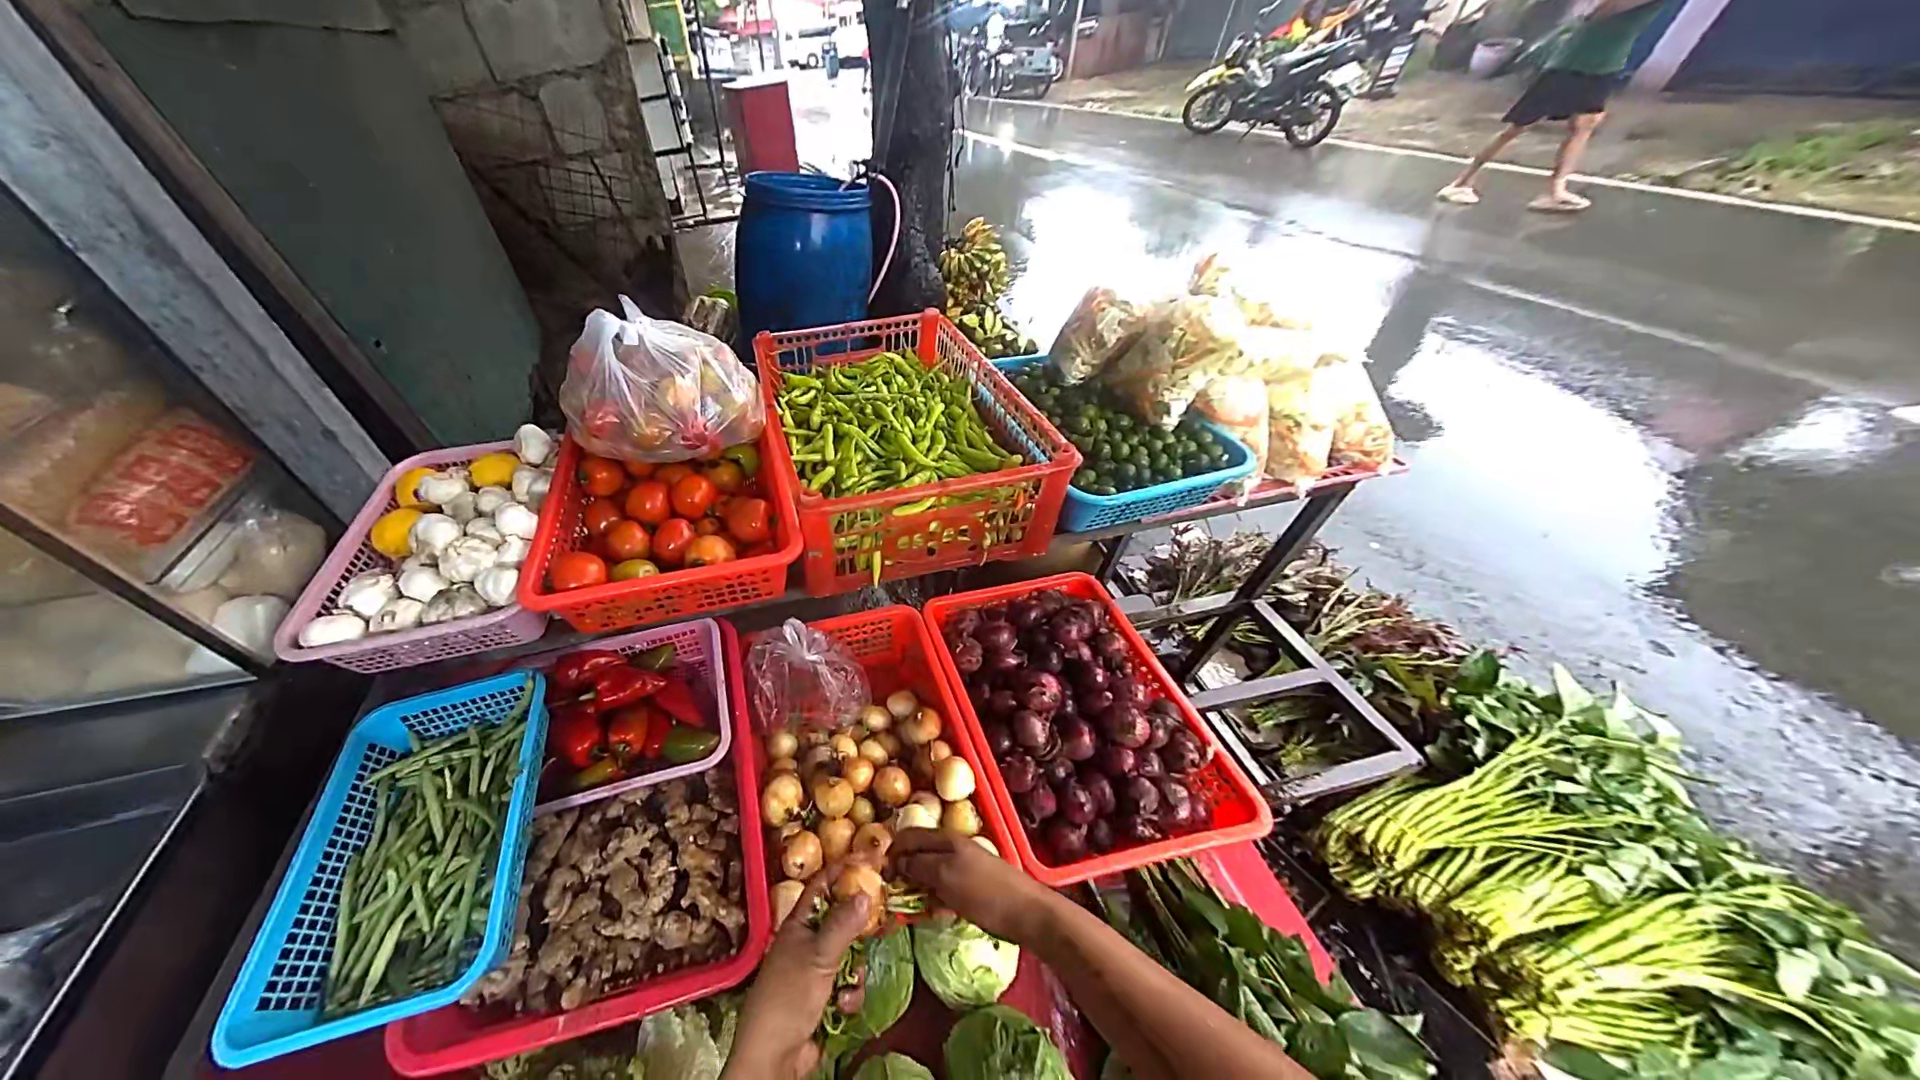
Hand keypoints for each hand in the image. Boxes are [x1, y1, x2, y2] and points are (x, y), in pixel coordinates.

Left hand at [723, 871, 868, 1079]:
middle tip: (879, 922)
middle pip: (841, 919)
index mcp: (798, 924)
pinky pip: (848, 983)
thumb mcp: (819, 956)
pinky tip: (843, 1007)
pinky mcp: (824, 996)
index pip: (822, 885)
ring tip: (850, 983)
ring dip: (854, 970)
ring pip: (850, 953)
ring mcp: (815, 970)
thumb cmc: (789, 997)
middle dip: (859, 927)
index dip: (842, 869)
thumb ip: (844, 924)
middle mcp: (807, 942)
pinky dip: (850, 994)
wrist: (774, 1058)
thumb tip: (866, 892)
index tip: (869, 859)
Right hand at [891, 828, 1060, 942]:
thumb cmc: (986, 893)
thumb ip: (920, 865)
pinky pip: (943, 889)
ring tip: (911, 909)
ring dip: (918, 890)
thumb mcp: (947, 876)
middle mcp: (952, 849)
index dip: (890, 852)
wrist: (1027, 913)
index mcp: (945, 839)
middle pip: (917, 855)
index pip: (907, 836)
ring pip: (928, 875)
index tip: (877, 875)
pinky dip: (935, 900)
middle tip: (890, 896)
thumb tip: (897, 861)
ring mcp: (962, 867)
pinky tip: (935, 915)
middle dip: (902, 873)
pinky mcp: (970, 887)